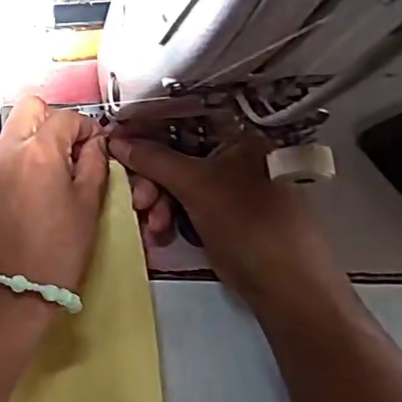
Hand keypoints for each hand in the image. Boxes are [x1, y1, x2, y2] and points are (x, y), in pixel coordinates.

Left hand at [0, 97, 108, 318]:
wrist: (13, 291)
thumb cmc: (57, 252)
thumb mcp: (88, 205)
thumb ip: (94, 163)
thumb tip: (95, 142)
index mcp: (36, 151)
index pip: (66, 117)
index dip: (88, 129)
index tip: (98, 149)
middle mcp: (6, 150)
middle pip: (31, 108)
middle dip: (56, 121)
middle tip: (75, 151)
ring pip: (16, 129)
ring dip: (38, 138)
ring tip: (60, 171)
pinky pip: (5, 152)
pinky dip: (24, 156)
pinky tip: (40, 185)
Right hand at [108, 135, 345, 309]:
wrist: (285, 285)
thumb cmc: (248, 226)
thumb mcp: (197, 187)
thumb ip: (154, 160)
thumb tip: (116, 141)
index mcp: (242, 136)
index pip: (187, 115)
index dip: (150, 123)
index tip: (118, 135)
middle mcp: (237, 155)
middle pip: (178, 151)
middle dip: (152, 177)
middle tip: (139, 199)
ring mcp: (231, 185)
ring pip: (178, 180)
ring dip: (159, 201)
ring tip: (155, 225)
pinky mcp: (224, 213)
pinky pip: (186, 202)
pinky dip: (171, 215)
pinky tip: (163, 233)